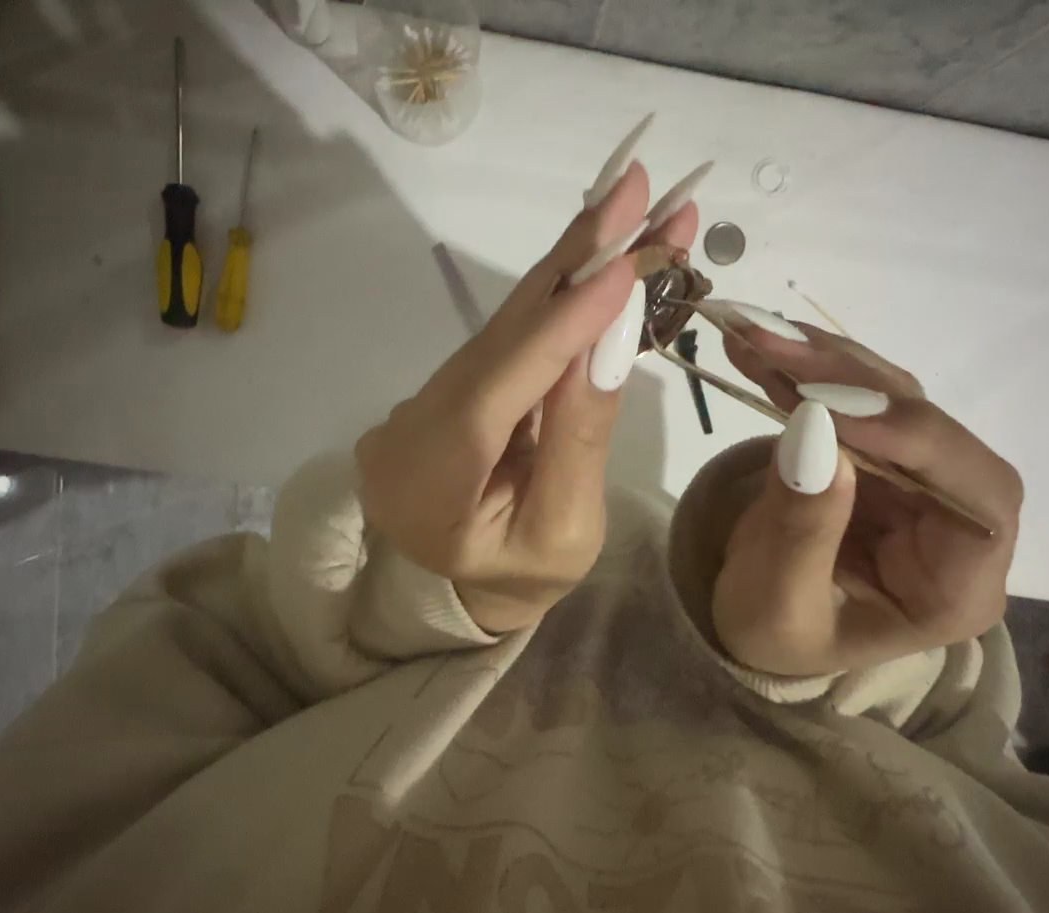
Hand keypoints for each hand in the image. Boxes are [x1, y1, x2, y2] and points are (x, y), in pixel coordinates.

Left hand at [355, 159, 700, 632]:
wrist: (469, 587)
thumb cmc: (523, 576)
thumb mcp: (565, 530)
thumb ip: (579, 442)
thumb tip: (612, 344)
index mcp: (428, 487)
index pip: (494, 394)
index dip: (558, 328)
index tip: (621, 267)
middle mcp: (411, 428)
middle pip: (495, 339)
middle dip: (571, 263)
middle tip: (637, 188)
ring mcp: (423, 401)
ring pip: (503, 326)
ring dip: (573, 266)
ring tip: (638, 207)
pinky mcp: (449, 387)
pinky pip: (506, 336)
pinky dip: (557, 297)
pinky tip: (602, 253)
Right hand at [705, 313, 1021, 674]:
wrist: (749, 628)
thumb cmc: (771, 637)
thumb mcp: (776, 606)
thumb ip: (802, 530)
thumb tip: (814, 432)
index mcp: (959, 587)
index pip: (978, 497)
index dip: (916, 440)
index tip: (826, 406)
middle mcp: (955, 526)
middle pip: (931, 434)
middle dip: (849, 385)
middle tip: (770, 345)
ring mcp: (918, 486)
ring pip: (891, 402)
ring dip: (822, 363)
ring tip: (753, 334)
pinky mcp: (877, 458)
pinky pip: (852, 401)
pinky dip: (806, 370)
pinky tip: (763, 345)